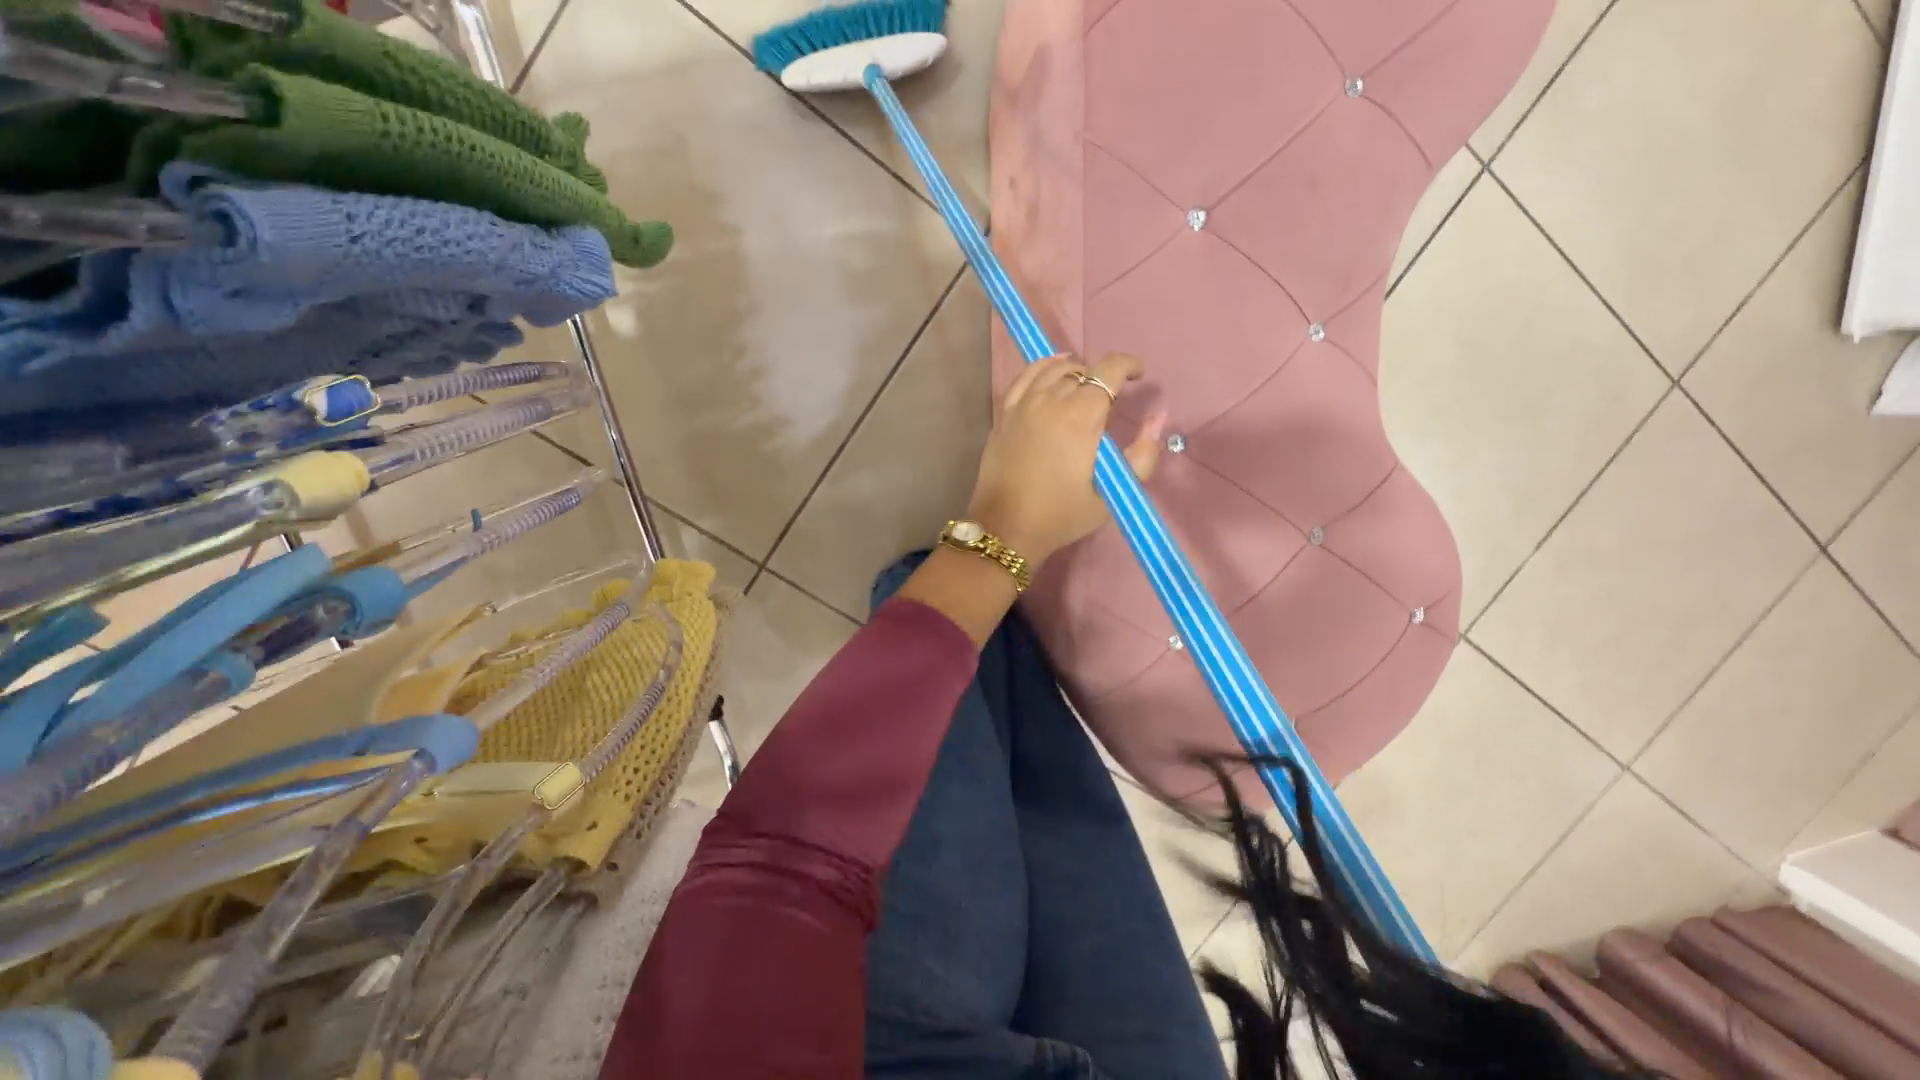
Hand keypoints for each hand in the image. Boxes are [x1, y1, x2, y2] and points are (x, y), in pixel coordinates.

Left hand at [965, 352, 1164, 568]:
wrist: (1006, 528)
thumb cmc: (1061, 515)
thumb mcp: (1112, 493)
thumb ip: (1142, 455)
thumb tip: (1157, 418)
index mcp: (1081, 418)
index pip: (1108, 371)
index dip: (1128, 365)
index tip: (1139, 374)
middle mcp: (1051, 401)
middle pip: (1083, 372)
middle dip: (1103, 377)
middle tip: (1111, 399)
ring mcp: (1024, 405)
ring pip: (1053, 370)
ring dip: (1076, 371)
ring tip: (1085, 384)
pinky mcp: (1005, 415)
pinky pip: (1025, 377)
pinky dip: (1043, 367)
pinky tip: (1051, 371)